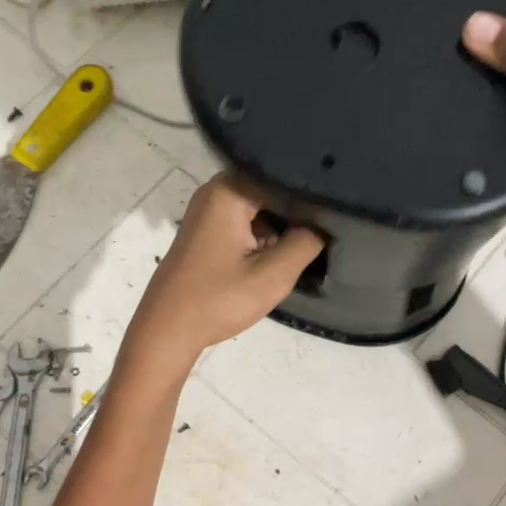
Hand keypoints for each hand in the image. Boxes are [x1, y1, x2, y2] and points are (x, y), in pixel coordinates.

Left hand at [123, 174, 324, 365]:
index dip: (312, 192)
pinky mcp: (208, 230)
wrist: (167, 331)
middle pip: (272, 188)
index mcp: (229, 190)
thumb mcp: (273, 275)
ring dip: (283, 224)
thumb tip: (325, 223)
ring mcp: (210, 211)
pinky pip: (247, 221)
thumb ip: (306, 242)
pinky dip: (266, 234)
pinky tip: (283, 251)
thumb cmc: (217, 301)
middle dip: (298, 208)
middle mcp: (217, 190)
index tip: (338, 208)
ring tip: (311, 239)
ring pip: (261, 206)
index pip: (284, 174)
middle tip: (330, 227)